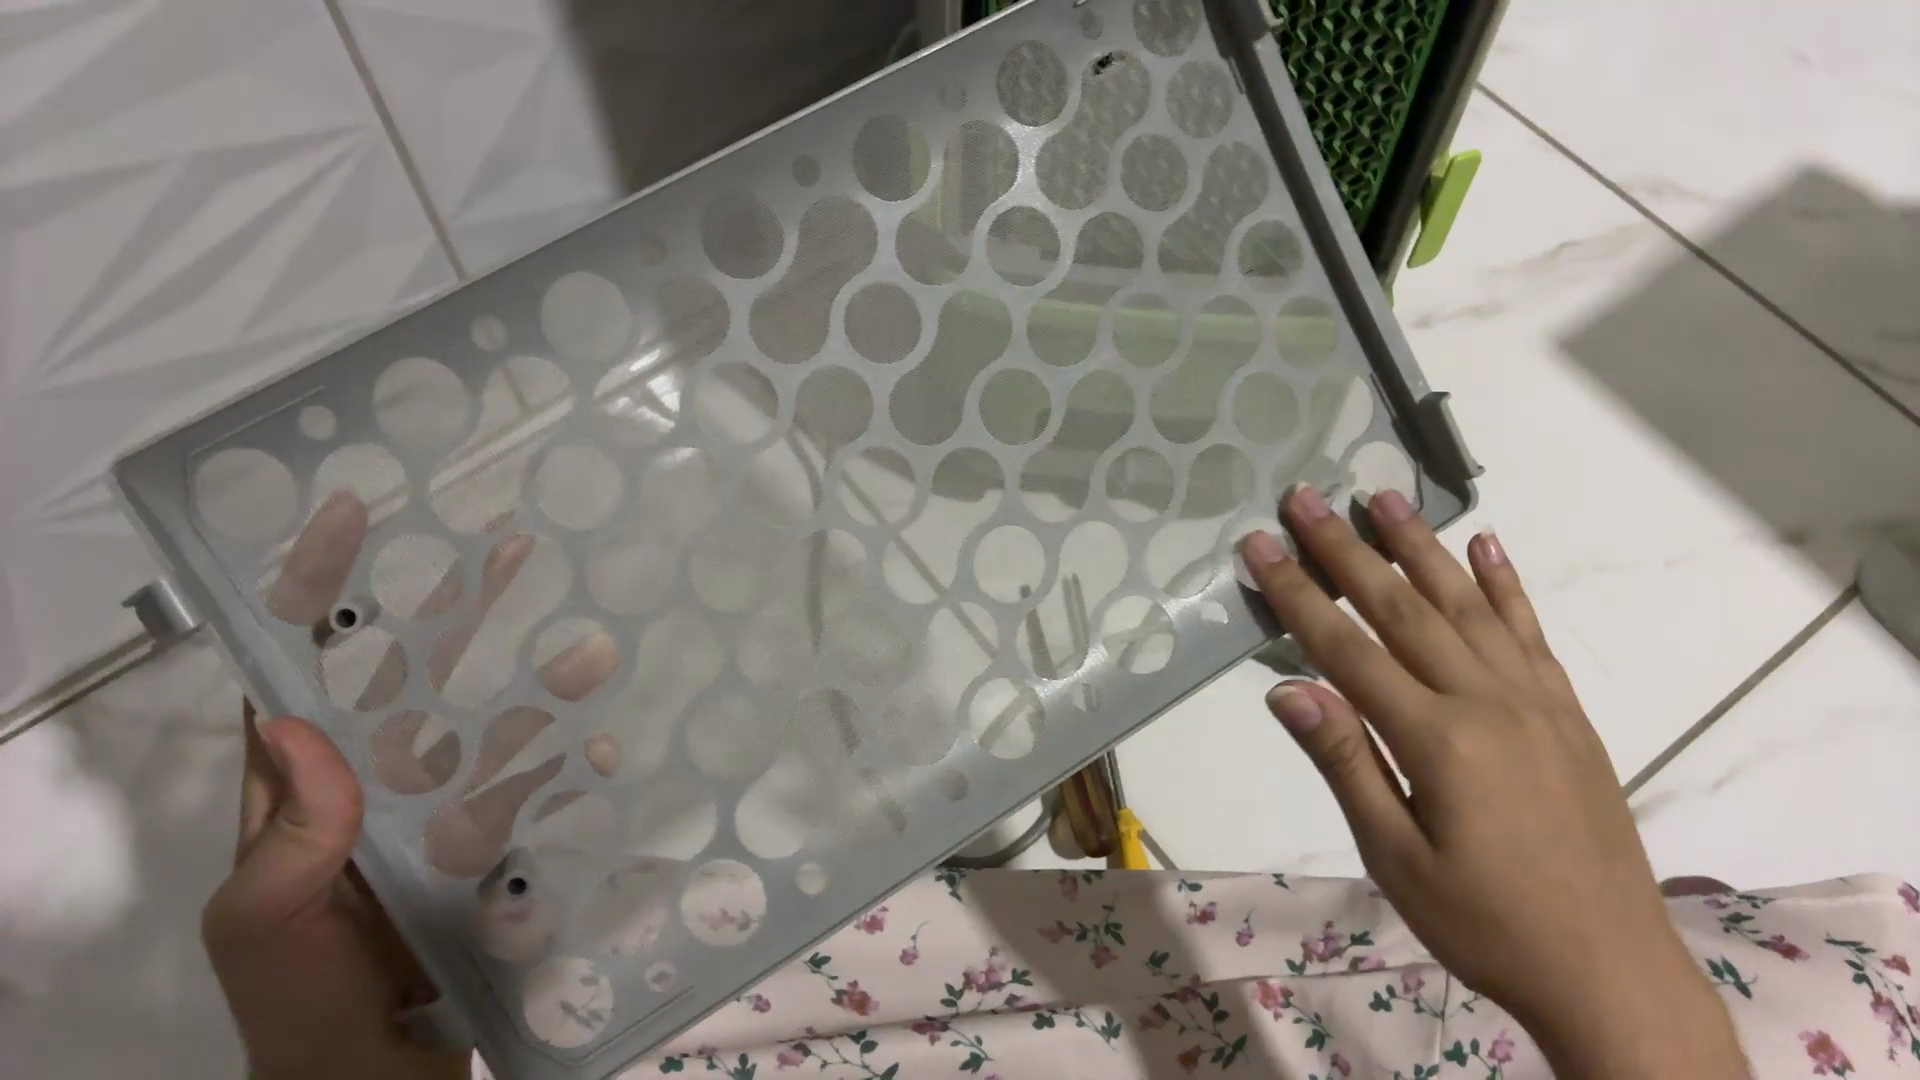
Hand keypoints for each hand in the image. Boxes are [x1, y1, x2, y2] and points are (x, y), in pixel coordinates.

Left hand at [205, 491, 618, 1077]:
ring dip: (545, 688)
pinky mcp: (496, 842)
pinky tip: (610, 750)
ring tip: (597, 656)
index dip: (321, 591)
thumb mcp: (270, 926)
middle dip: (462, 611)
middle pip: (419, 676)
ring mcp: (443, 811)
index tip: (353, 518)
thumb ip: (288, 836)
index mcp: (309, 788)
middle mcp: (379, 783)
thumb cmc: (308, 1002)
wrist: (384, 1079)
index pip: (309, 669)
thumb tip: (293, 722)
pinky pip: (539, 788)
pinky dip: (574, 764)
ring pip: (497, 726)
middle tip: (513, 548)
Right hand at [1241, 487, 1745, 1079]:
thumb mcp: (1394, 856)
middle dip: (1347, 549)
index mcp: (1438, 738)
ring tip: (1383, 496)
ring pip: (1466, 604)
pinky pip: (1530, 633)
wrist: (1612, 972)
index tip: (1262, 545)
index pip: (1348, 648)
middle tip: (1307, 496)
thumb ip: (1344, 762)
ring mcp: (1535, 700)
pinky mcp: (1566, 712)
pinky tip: (1486, 544)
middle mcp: (1488, 700)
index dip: (1298, 593)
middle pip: (1403, 608)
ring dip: (1420, 545)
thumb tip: (1286, 690)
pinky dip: (1506, 583)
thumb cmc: (1483, 921)